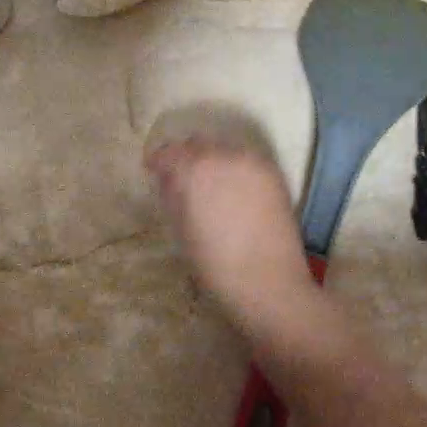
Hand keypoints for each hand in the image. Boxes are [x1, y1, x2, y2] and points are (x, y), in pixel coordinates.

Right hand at [145, 137, 312, 323]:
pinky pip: (246, 160)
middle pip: (197, 144)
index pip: (168, 153)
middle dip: (185, 158)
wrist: (268, 282)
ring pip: (224, 148)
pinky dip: (234, 167)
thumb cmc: (215, 265)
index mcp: (193, 171)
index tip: (153, 172)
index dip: (158, 162)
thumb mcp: (181, 231)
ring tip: (208, 185)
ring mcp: (253, 162)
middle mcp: (224, 156)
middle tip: (180, 180)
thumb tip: (168, 180)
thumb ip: (172, 196)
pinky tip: (233, 190)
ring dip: (211, 160)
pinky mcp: (273, 174)